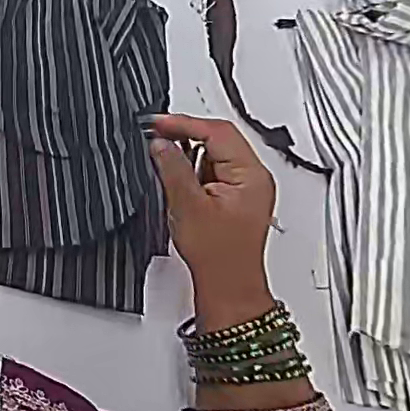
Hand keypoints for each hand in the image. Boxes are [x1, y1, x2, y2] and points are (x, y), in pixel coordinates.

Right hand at [148, 114, 276, 332]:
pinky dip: (191, 168)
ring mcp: (244, 187)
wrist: (227, 287)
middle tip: (156, 134)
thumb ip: (173, 168)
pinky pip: (211, 169)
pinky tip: (176, 177)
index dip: (184, 123)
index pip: (217, 132)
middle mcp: (253, 177)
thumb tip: (160, 142)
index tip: (158, 123)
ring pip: (213, 153)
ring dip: (187, 152)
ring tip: (163, 159)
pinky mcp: (233, 196)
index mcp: (251, 175)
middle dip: (185, 135)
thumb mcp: (188, 206)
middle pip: (218, 138)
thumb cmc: (218, 256)